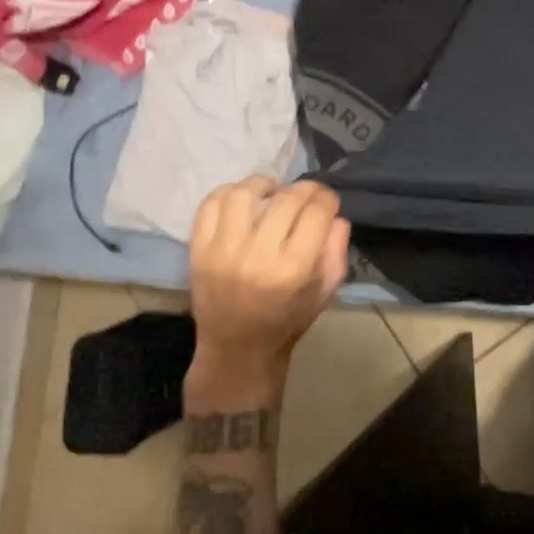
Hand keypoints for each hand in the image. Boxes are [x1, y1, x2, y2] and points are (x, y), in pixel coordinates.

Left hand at [188, 177, 350, 380]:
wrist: (237, 348)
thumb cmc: (288, 319)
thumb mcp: (326, 290)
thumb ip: (336, 249)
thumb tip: (335, 215)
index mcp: (293, 269)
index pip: (317, 212)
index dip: (328, 199)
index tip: (328, 202)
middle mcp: (257, 256)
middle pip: (286, 198)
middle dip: (304, 189)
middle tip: (307, 195)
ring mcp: (222, 252)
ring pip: (244, 193)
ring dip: (265, 185)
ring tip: (272, 193)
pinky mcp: (197, 251)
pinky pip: (209, 205)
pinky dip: (228, 193)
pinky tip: (243, 201)